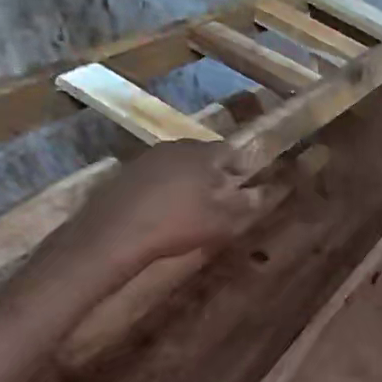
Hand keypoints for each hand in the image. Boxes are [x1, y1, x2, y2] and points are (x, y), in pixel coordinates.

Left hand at [31, 140, 287, 286]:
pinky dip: (164, 188)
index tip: (244, 187)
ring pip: (178, 164)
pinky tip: (161, 211)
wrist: (113, 235)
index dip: (241, 169)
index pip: (232, 151)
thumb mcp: (223, 219)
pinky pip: (155, 176)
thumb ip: (249, 202)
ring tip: (191, 206)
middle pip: (203, 155)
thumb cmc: (178, 223)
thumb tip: (268, 190)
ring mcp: (146, 157)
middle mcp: (175, 146)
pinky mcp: (124, 173)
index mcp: (204, 152)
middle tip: (220, 198)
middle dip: (214, 173)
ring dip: (188, 180)